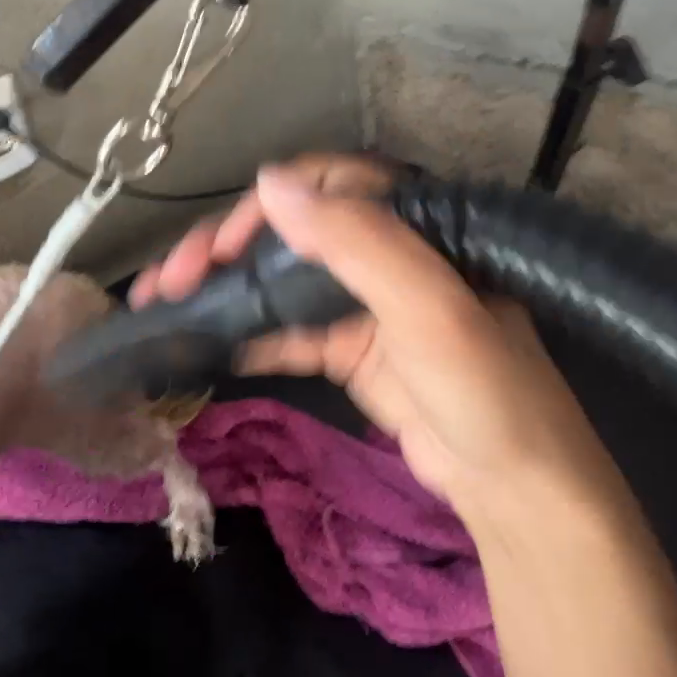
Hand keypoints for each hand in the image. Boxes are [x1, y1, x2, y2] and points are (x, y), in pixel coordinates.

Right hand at [130, 155, 624, 520]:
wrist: (517, 493)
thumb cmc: (486, 393)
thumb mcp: (429, 311)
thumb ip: (358, 243)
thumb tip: (266, 182)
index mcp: (413, 229)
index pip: (324, 189)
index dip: (264, 207)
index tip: (220, 246)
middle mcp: (382, 257)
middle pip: (285, 233)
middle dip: (219, 249)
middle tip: (167, 281)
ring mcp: (359, 305)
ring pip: (273, 280)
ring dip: (216, 287)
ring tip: (159, 302)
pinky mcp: (344, 350)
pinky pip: (281, 331)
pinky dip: (241, 334)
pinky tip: (199, 343)